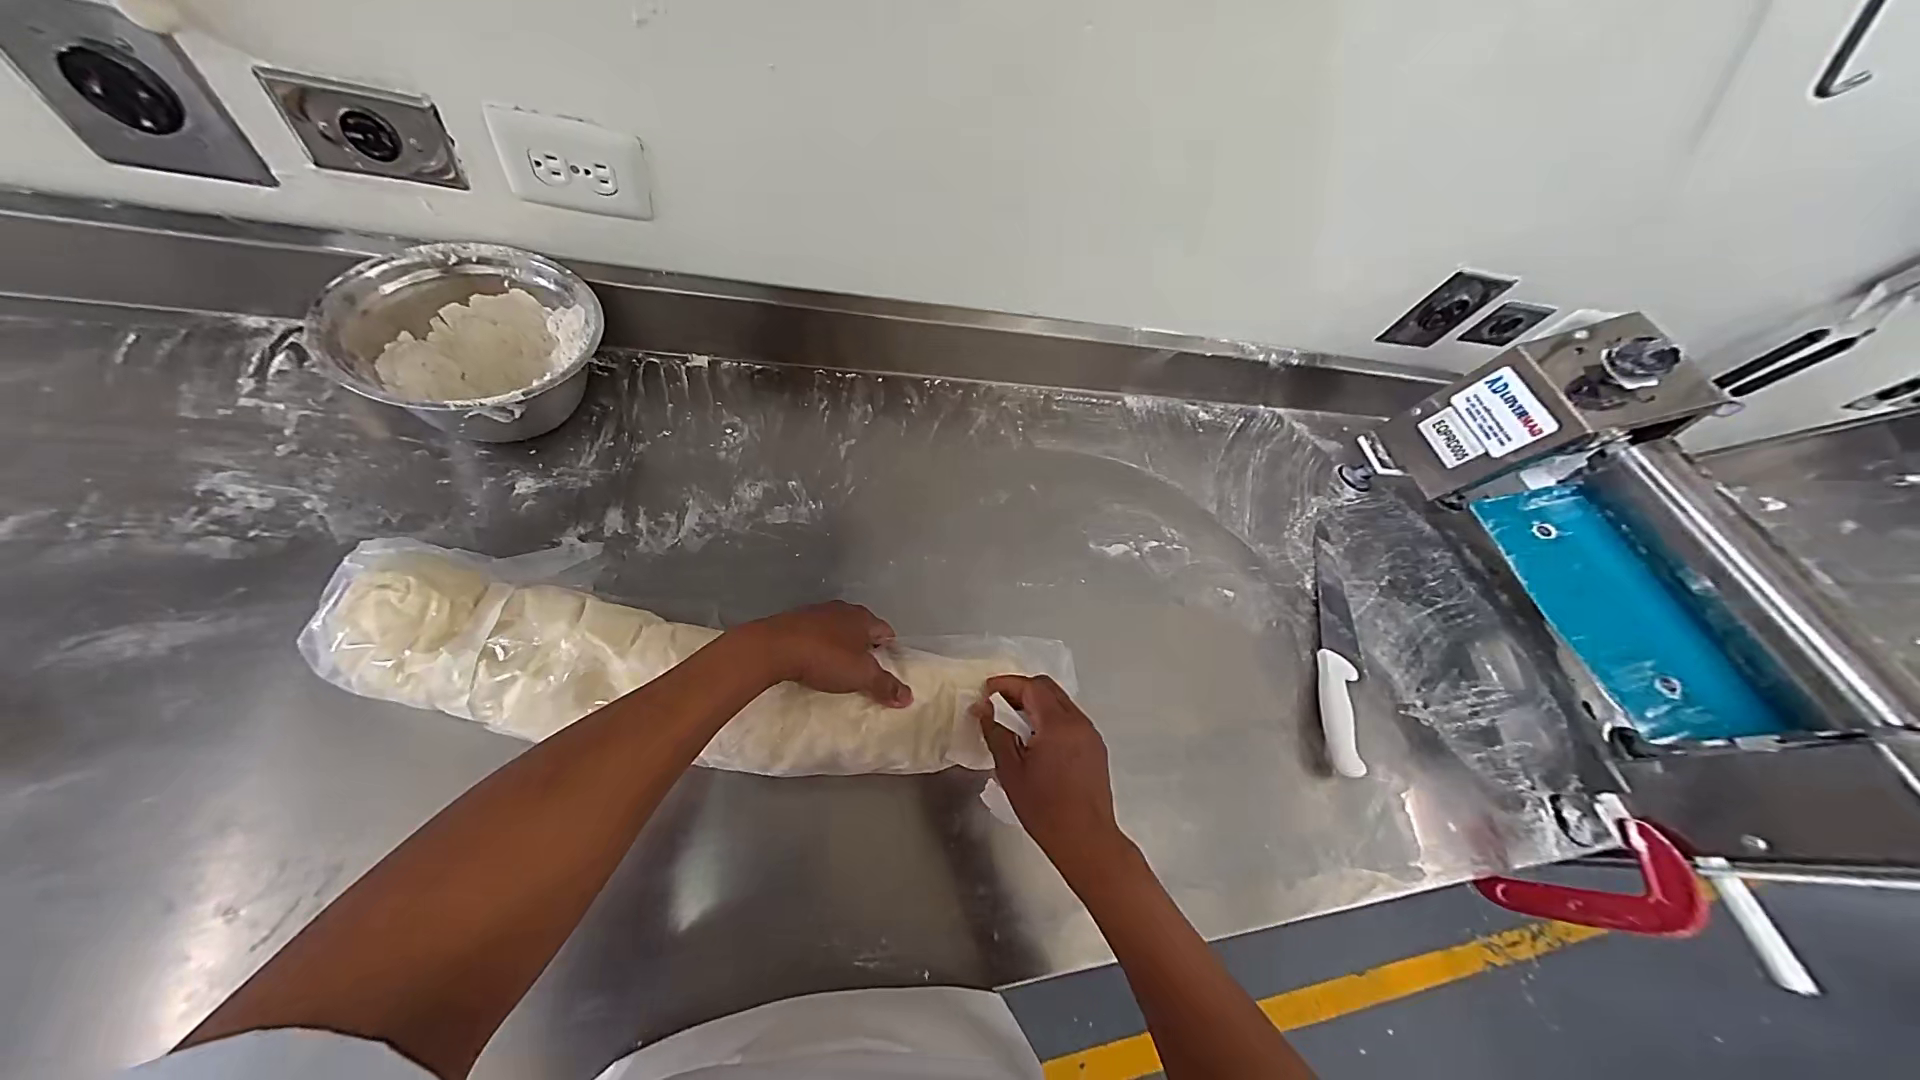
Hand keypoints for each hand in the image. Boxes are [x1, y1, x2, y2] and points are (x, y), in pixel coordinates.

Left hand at [735, 601, 912, 706]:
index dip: (889, 650)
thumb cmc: (825, 658)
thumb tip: (909, 697)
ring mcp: (816, 612)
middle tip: (863, 670)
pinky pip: (814, 633)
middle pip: (861, 628)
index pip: (886, 631)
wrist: (773, 647)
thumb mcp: (861, 675)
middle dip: (864, 647)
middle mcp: (842, 609)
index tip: (887, 668)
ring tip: (836, 667)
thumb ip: (885, 685)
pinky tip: (811, 660)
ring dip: (839, 644)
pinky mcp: (793, 620)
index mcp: (863, 618)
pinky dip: (817, 645)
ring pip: (836, 629)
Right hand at [973, 675, 1134, 879]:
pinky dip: (1050, 720)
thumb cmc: (1045, 808)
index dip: (1006, 685)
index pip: (1031, 687)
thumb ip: (995, 732)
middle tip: (996, 706)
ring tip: (1012, 725)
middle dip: (1020, 691)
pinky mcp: (1095, 748)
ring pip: (1060, 703)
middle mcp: (1079, 722)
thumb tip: (983, 709)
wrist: (1086, 840)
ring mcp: (1090, 734)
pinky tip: (1035, 742)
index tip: (986, 692)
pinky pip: (1070, 720)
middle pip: (1048, 689)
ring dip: (1035, 706)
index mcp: (1058, 724)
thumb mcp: (1010, 770)